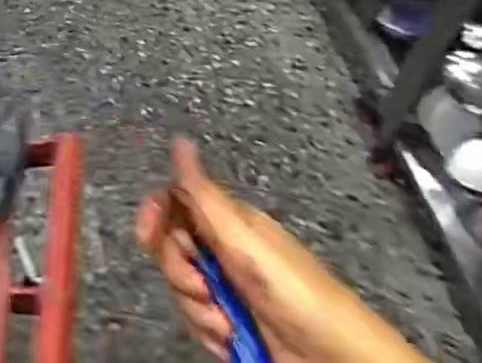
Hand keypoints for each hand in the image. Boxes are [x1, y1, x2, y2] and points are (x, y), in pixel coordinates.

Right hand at [136, 139, 428, 362]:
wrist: (335, 359)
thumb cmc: (293, 290)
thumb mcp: (244, 240)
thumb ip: (205, 195)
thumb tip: (181, 140)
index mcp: (227, 220)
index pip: (175, 204)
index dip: (155, 216)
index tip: (147, 234)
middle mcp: (223, 249)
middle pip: (172, 248)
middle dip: (180, 272)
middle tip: (205, 288)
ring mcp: (227, 287)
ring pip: (181, 288)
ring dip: (197, 310)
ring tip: (228, 323)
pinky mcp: (230, 322)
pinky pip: (196, 320)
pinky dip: (208, 332)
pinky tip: (231, 339)